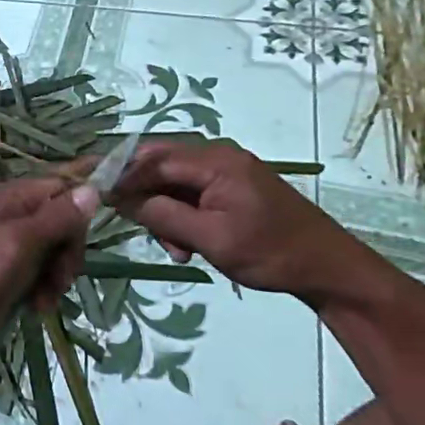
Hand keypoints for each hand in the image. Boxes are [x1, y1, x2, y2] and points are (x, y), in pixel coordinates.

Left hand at [0, 176, 98, 342]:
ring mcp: (21, 239)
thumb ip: (59, 216)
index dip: (82, 208)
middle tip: (61, 276)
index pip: (65, 186)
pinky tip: (38, 304)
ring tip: (45, 296)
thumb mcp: (24, 240)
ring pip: (62, 249)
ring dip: (59, 276)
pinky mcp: (21, 265)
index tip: (93, 230)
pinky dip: (48, 287)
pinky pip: (49, 269)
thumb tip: (93, 190)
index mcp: (17, 195)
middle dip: (69, 252)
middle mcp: (21, 211)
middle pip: (68, 221)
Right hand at [110, 139, 389, 301]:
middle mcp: (218, 156)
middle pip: (161, 167)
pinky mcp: (232, 187)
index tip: (97, 195)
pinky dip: (182, 217)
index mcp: (216, 161)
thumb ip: (162, 215)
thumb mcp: (210, 238)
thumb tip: (117, 196)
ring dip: (165, 214)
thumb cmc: (270, 253)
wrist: (327, 268)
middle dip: (145, 198)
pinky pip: (192, 194)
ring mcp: (227, 171)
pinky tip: (189, 245)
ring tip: (177, 250)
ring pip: (174, 184)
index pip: (153, 158)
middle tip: (141, 231)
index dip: (122, 175)